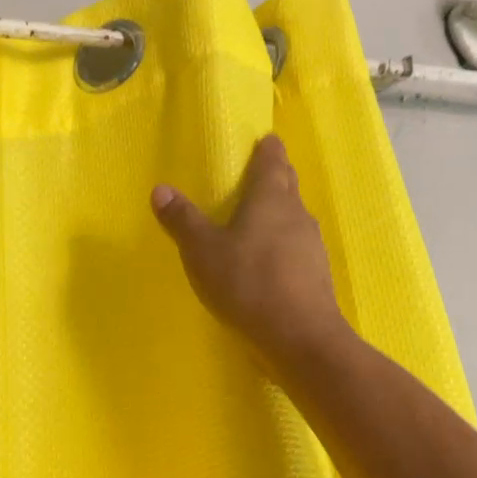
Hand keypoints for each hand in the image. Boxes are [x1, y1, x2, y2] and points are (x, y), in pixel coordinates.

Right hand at [151, 135, 347, 365]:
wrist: (300, 337)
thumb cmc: (248, 282)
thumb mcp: (203, 251)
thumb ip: (182, 220)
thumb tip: (160, 189)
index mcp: (270, 198)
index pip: (272, 161)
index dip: (268, 149)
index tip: (266, 140)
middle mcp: (296, 214)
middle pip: (287, 186)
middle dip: (275, 176)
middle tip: (261, 171)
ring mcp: (311, 245)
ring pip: (294, 217)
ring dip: (279, 213)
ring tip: (260, 216)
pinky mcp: (316, 275)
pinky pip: (297, 248)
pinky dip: (283, 244)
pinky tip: (271, 259)